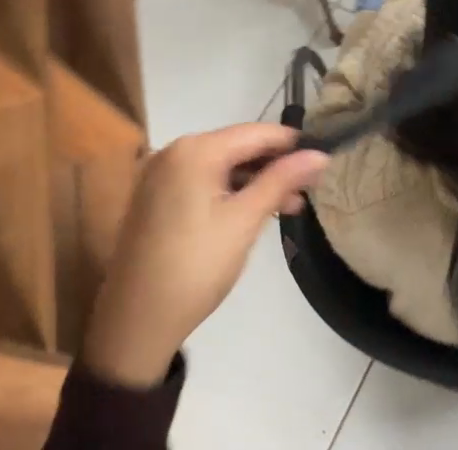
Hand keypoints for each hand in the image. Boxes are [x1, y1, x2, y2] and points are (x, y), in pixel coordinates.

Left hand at [82, 124, 328, 386]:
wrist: (134, 324)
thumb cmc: (195, 267)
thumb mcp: (245, 221)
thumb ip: (282, 180)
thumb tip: (320, 154)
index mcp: (194, 150)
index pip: (258, 132)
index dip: (293, 145)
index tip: (322, 162)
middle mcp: (173, 152)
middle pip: (239, 146)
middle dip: (275, 166)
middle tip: (309, 190)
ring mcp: (161, 175)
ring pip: (223, 166)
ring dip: (256, 181)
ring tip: (289, 206)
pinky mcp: (156, 198)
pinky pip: (204, 181)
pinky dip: (231, 192)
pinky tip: (254, 212)